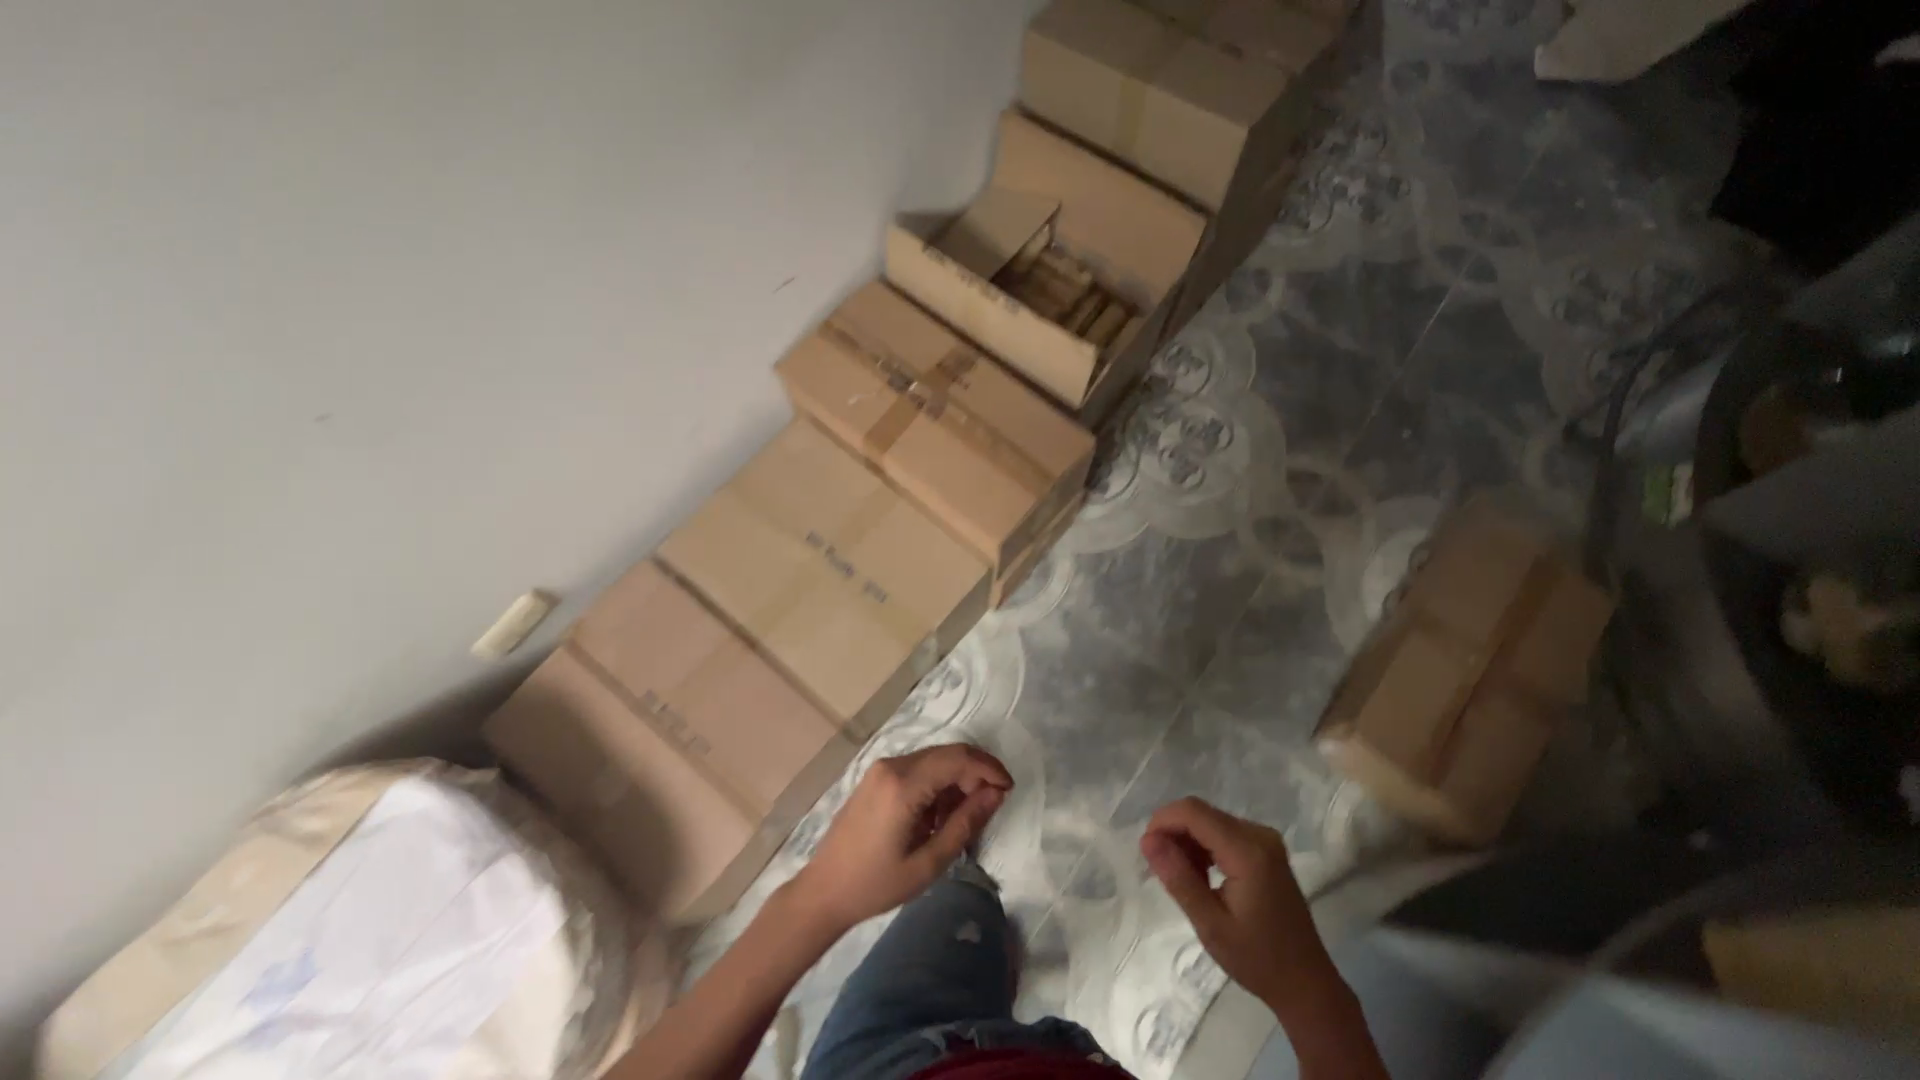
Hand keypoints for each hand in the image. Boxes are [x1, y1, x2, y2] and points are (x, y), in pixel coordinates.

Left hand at [789, 743, 1011, 934]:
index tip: (1008, 790)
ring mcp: (880, 770)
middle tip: (990, 805)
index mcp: (903, 785)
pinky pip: (916, 770)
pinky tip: (936, 818)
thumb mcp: (928, 862)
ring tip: (960, 820)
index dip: (989, 769)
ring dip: (955, 781)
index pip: (958, 758)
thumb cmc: (876, 884)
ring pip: (933, 760)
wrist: (824, 891)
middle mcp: (891, 766)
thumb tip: (995, 793)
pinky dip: (936, 785)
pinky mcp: (875, 778)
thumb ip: (965, 823)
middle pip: (947, 754)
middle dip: (975, 774)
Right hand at [1140, 797, 1337, 1020]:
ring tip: (1185, 882)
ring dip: (1188, 843)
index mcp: (1248, 851)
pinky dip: (1205, 848)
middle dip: (1174, 834)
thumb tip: (1147, 839)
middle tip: (1164, 874)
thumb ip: (1178, 877)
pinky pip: (1224, 833)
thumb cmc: (1256, 958)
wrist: (1305, 982)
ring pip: (1210, 821)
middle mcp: (1260, 835)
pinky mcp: (1267, 850)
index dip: (1162, 822)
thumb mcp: (1210, 924)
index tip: (1147, 852)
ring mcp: (1266, 841)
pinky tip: (1203, 878)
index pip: (1193, 812)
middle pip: (1201, 813)